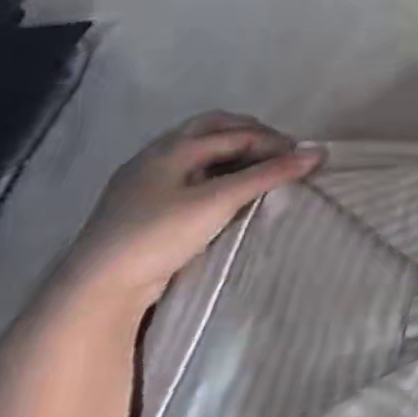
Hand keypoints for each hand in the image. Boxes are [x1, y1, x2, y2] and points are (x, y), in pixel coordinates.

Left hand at [61, 112, 323, 310]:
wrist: (98, 287)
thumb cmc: (160, 234)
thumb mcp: (220, 201)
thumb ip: (269, 175)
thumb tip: (319, 153)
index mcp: (172, 147)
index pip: (236, 133)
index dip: (274, 141)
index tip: (305, 158)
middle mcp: (156, 155)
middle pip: (213, 129)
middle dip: (252, 134)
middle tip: (283, 153)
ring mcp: (146, 181)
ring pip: (199, 150)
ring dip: (234, 152)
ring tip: (262, 169)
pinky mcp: (144, 206)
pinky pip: (190, 172)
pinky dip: (218, 171)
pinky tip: (230, 189)